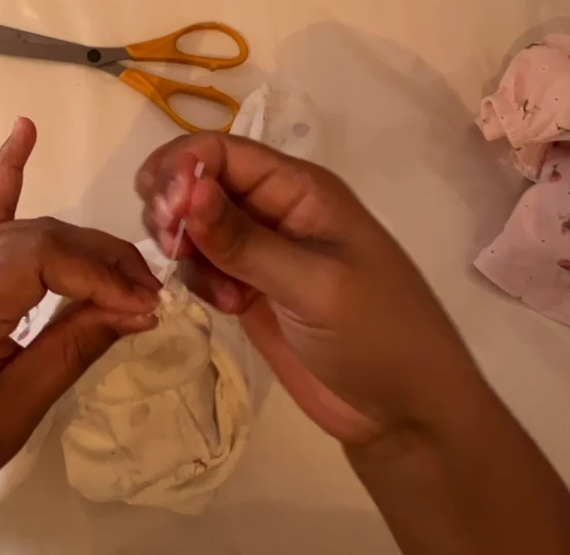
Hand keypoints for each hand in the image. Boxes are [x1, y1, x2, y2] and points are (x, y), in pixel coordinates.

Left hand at [0, 118, 159, 552]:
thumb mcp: (23, 401)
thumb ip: (79, 343)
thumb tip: (142, 307)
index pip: (45, 258)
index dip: (101, 274)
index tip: (146, 303)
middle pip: (40, 237)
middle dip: (100, 259)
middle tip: (149, 292)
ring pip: (25, 230)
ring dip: (78, 245)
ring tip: (127, 268)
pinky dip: (9, 173)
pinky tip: (25, 131)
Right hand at [136, 132, 487, 448]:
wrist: (406, 418)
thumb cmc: (377, 337)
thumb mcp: (312, 285)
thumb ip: (242, 239)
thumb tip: (185, 188)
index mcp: (298, 187)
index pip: (221, 151)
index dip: (182, 168)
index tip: (163, 210)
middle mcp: (274, 206)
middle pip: (198, 180)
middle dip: (174, 205)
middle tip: (169, 245)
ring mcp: (260, 247)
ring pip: (193, 222)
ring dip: (186, 248)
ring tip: (214, 289)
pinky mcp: (247, 284)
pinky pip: (201, 263)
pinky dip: (198, 279)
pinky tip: (226, 308)